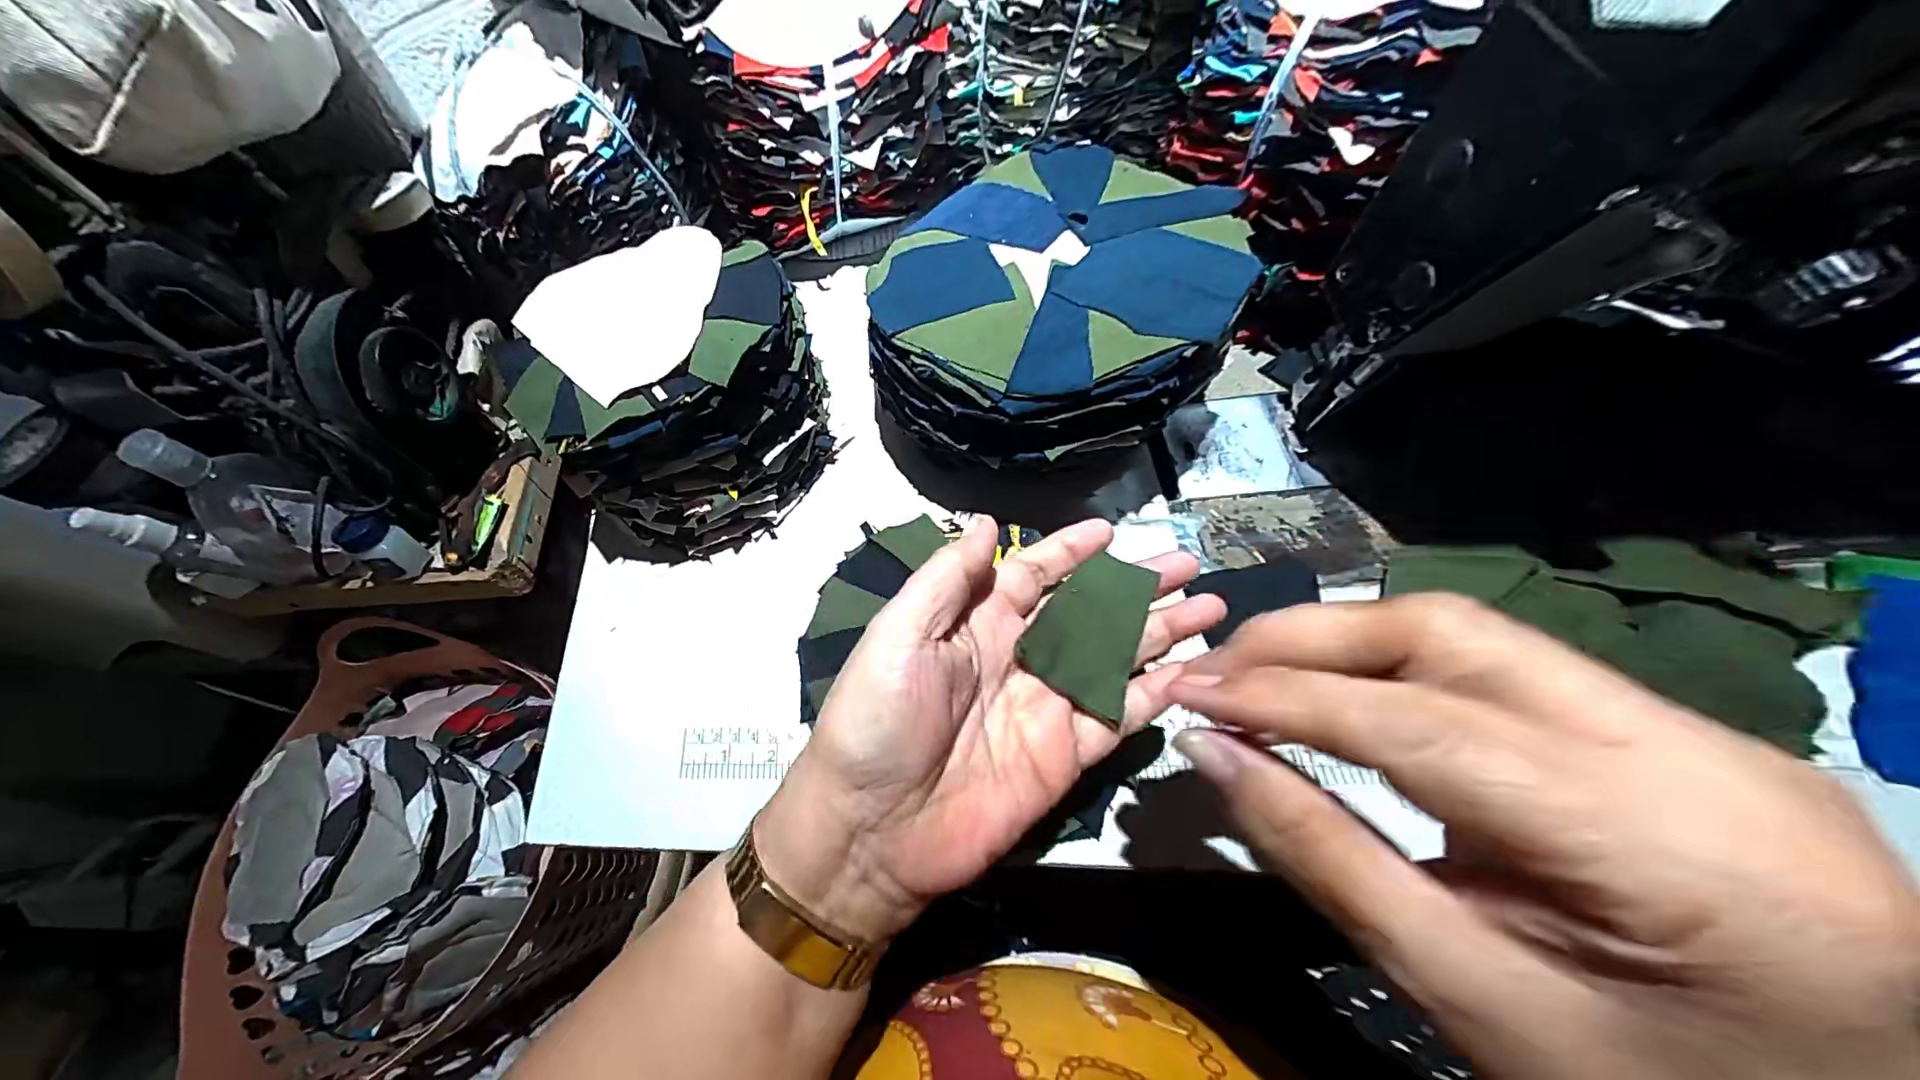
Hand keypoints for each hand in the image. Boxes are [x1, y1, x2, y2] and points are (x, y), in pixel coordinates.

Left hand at [756, 517, 1225, 941]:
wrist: (873, 832)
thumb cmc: (875, 722)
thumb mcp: (898, 636)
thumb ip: (946, 580)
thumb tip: (987, 521)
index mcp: (977, 625)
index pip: (1032, 574)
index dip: (1069, 552)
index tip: (1108, 533)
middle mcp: (1018, 658)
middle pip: (1087, 612)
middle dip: (1134, 587)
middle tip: (1183, 564)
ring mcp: (1046, 707)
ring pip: (1115, 658)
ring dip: (1159, 631)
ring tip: (1205, 606)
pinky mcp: (1066, 755)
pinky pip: (1119, 716)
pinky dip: (1155, 694)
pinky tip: (1190, 672)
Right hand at [1169, 594, 1919, 1079]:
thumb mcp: (1471, 998)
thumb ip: (1327, 858)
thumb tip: (1213, 754)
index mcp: (1664, 840)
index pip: (1422, 724)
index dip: (1287, 700)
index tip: (1190, 695)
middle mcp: (1685, 745)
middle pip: (1450, 633)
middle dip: (1310, 638)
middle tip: (1219, 671)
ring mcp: (1686, 729)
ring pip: (1473, 635)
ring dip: (1347, 644)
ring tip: (1263, 676)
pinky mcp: (1667, 734)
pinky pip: (1503, 672)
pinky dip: (1399, 673)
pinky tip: (1350, 703)